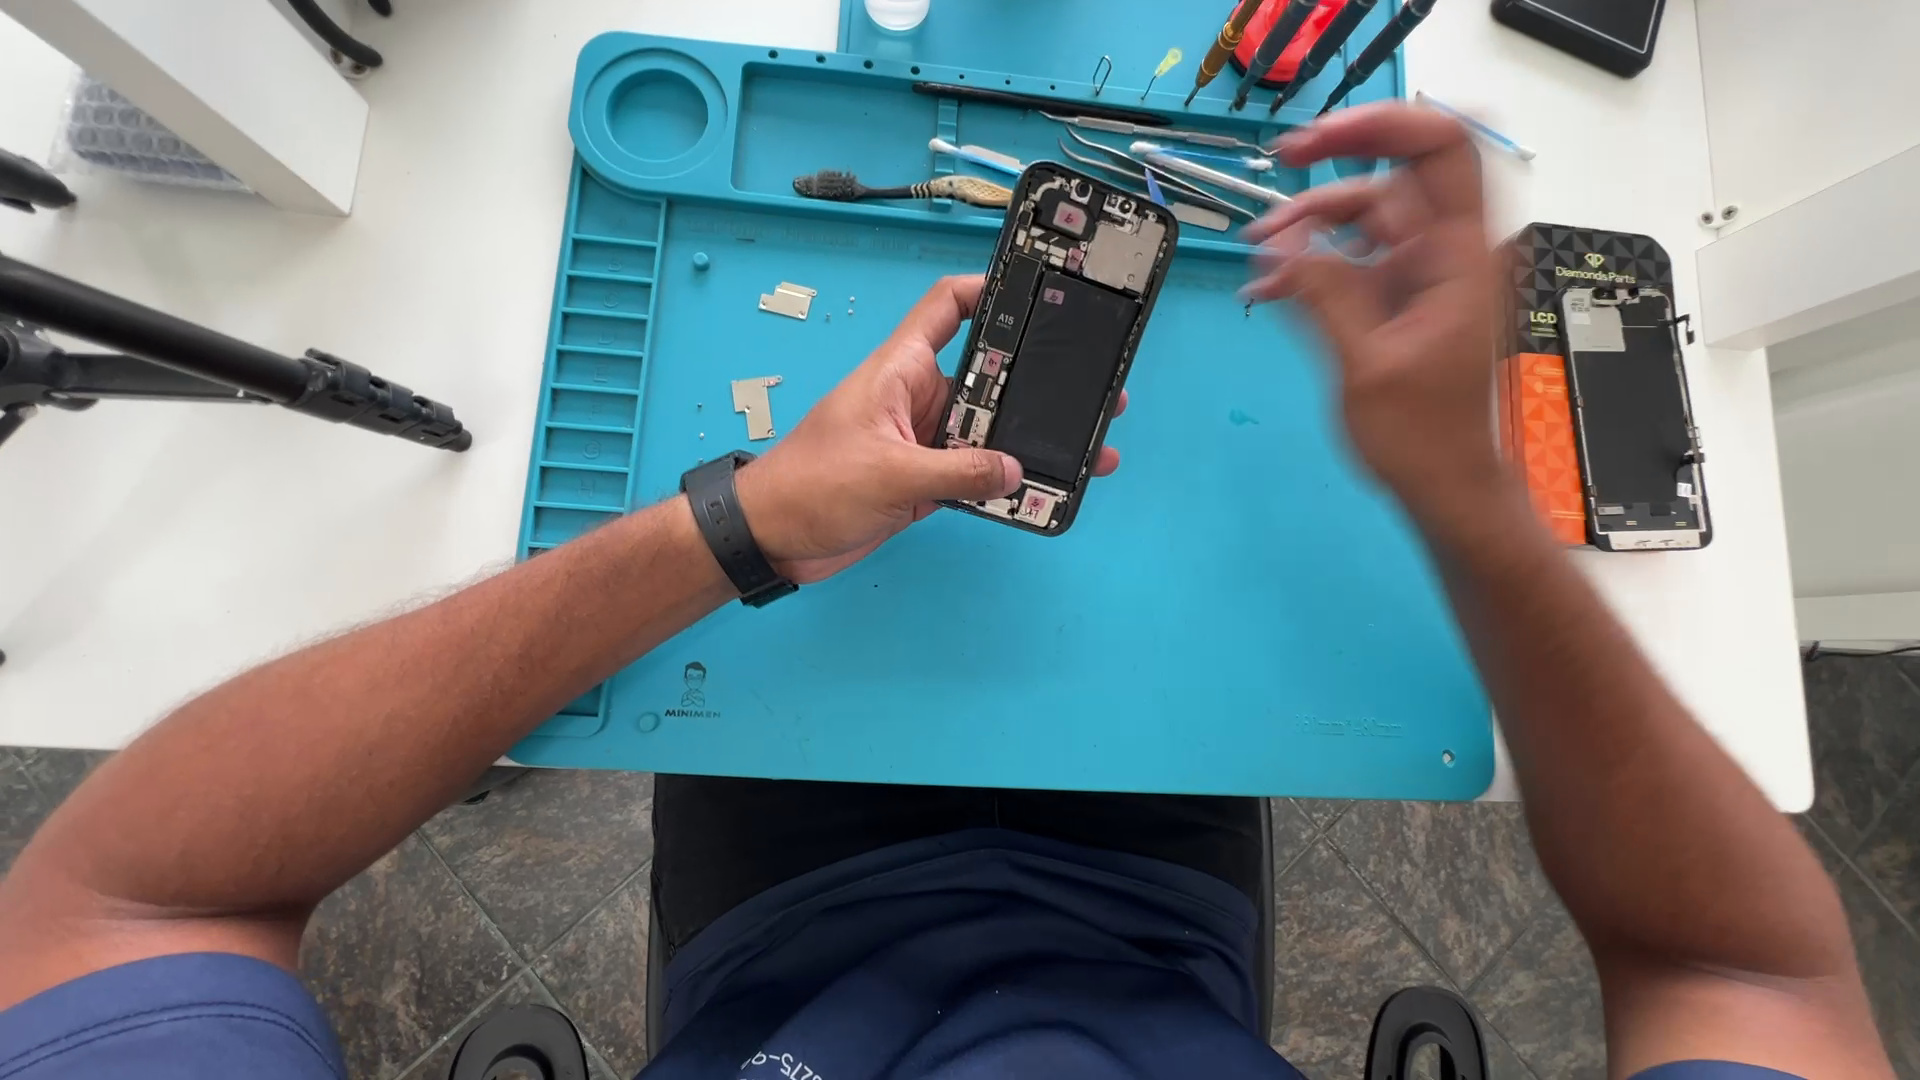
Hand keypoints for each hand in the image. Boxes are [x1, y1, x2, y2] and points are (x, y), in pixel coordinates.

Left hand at [734, 275, 1123, 583]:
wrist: (775, 540)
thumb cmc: (813, 486)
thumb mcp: (889, 473)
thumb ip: (956, 472)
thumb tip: (1016, 470)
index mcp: (901, 371)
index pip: (947, 308)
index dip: (989, 290)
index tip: (1039, 293)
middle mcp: (919, 399)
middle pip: (988, 377)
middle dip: (1038, 382)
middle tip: (1095, 389)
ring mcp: (925, 442)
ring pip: (989, 432)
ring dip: (1031, 439)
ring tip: (1088, 446)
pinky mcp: (926, 481)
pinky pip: (977, 475)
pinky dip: (1006, 482)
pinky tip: (1042, 489)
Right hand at [1242, 104, 1511, 529]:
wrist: (1441, 482)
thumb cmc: (1419, 434)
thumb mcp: (1366, 366)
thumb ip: (1325, 297)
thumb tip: (1282, 242)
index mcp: (1460, 256)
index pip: (1441, 151)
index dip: (1381, 128)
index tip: (1311, 145)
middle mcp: (1442, 254)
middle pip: (1387, 184)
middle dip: (1324, 184)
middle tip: (1267, 199)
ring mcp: (1415, 277)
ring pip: (1359, 225)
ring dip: (1304, 232)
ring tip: (1256, 257)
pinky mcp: (1390, 302)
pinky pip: (1345, 265)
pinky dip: (1306, 269)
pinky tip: (1267, 289)